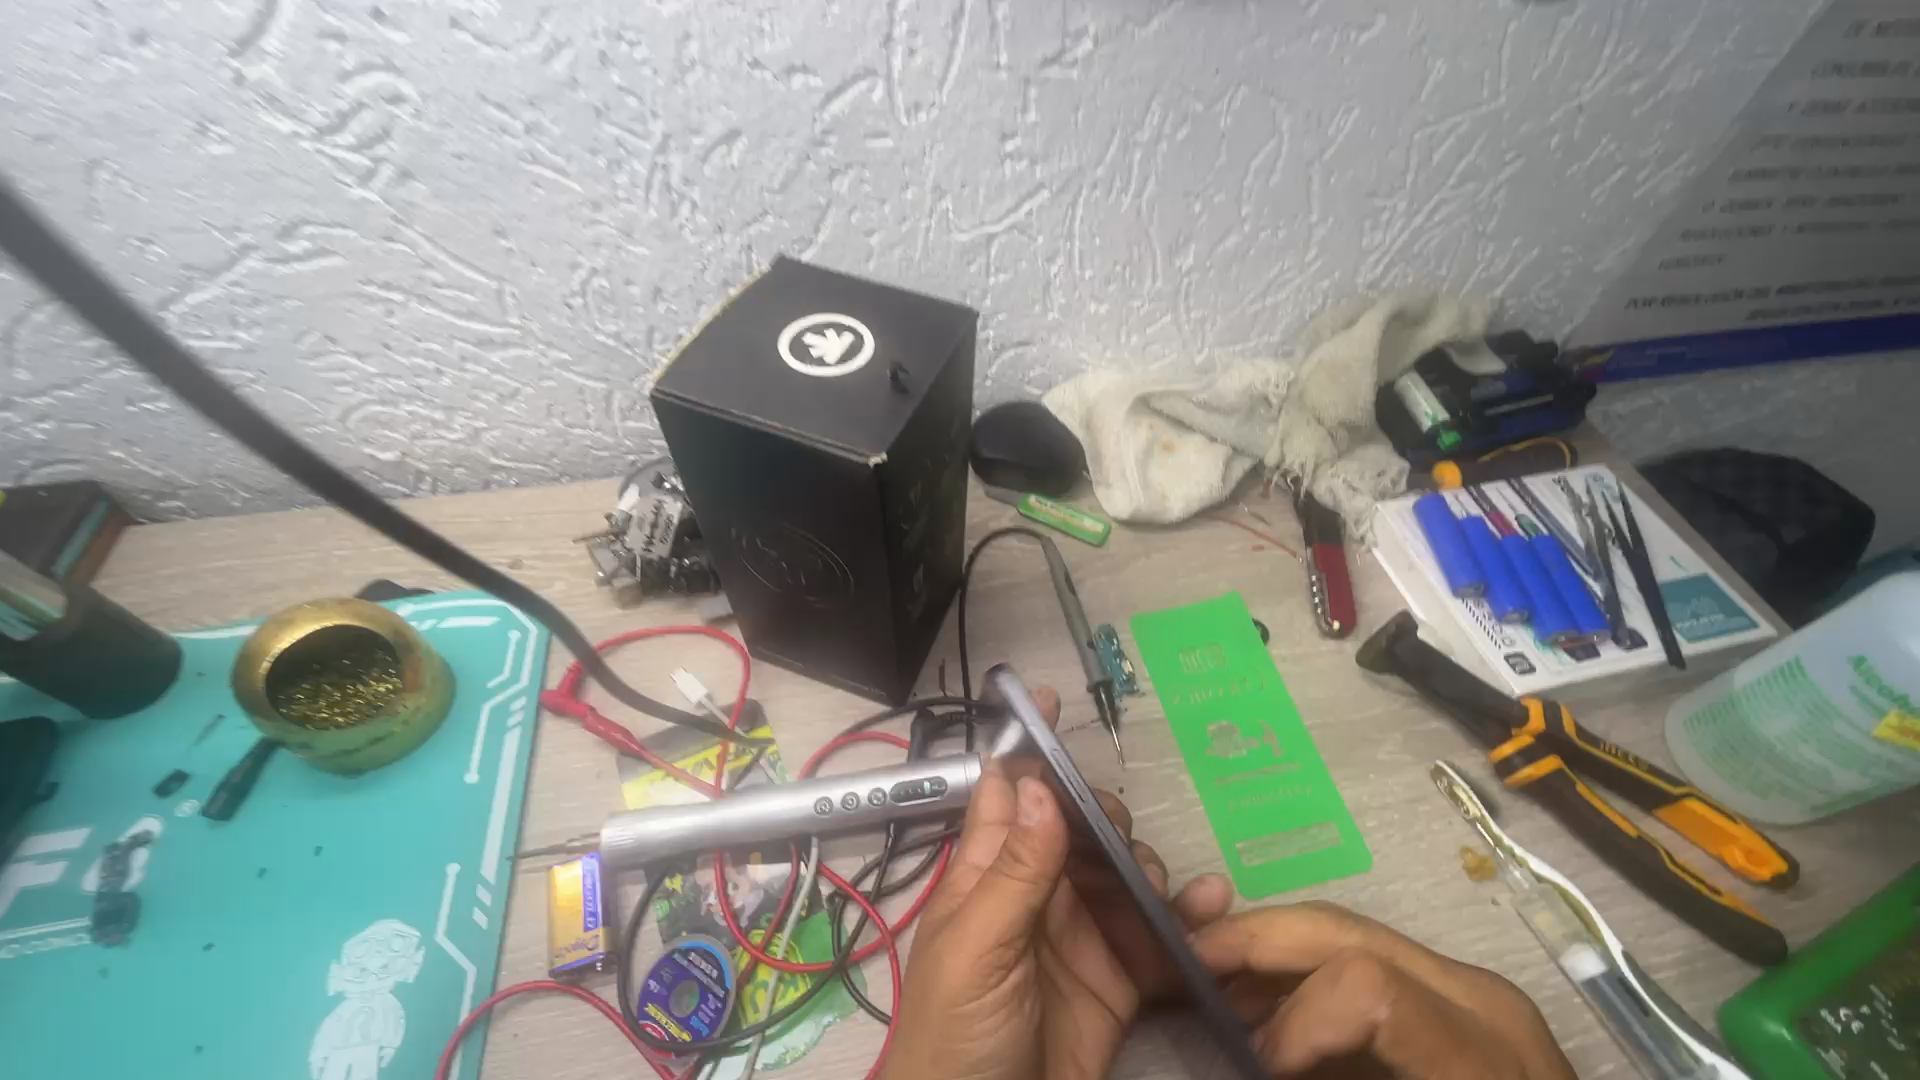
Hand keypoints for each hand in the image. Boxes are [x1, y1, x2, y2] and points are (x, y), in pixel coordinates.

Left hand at [880, 687, 1233, 1079]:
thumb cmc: (957, 1033)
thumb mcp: (977, 948)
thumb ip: (1014, 871)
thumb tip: (1038, 786)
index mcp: (989, 873)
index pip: (1004, 790)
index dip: (1024, 745)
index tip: (1046, 698)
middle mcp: (1037, 892)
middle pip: (1078, 826)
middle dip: (1104, 814)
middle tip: (1117, 833)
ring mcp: (1080, 933)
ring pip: (1123, 875)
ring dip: (1150, 867)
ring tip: (1165, 888)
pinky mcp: (1118, 980)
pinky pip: (1157, 939)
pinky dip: (1187, 923)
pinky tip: (1213, 911)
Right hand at [1190, 901, 1576, 1079]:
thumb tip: (1245, 1059)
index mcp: (1481, 1053)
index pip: (1367, 986)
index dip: (1294, 1019)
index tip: (1254, 1064)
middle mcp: (1475, 996)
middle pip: (1339, 932)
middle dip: (1253, 943)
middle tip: (1188, 968)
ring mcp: (1465, 987)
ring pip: (1340, 933)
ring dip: (1267, 952)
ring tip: (1212, 986)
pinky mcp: (1452, 995)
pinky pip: (1357, 957)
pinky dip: (1298, 970)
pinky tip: (1262, 1001)